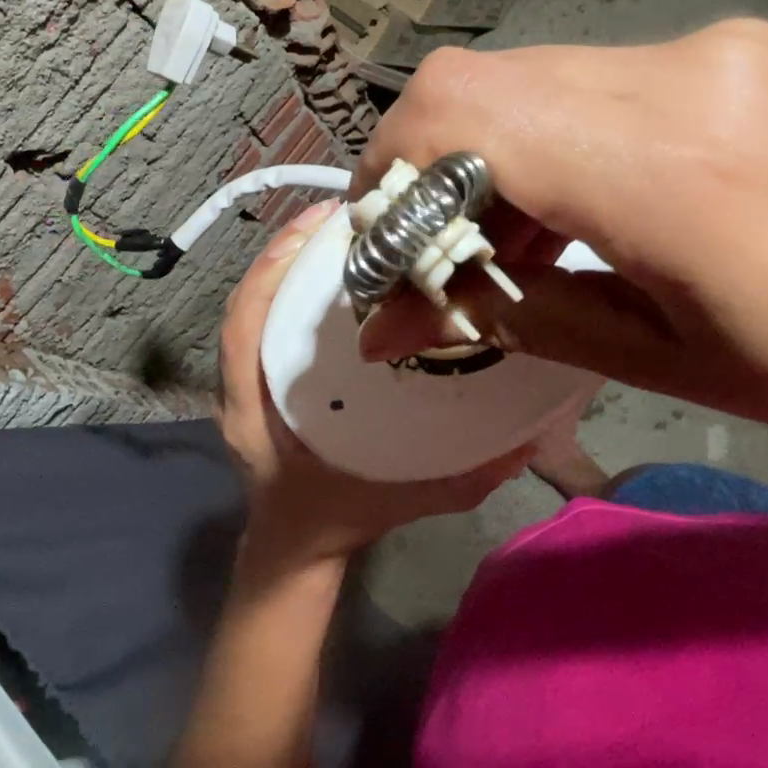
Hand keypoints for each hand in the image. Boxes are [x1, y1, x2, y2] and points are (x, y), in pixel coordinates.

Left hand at [217, 200, 530, 572]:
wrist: (294, 552)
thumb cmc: (336, 523)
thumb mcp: (403, 502)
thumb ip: (461, 478)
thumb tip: (525, 441)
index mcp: (257, 411)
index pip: (245, 325)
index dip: (272, 270)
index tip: (317, 228)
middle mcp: (241, 390)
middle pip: (246, 304)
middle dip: (285, 252)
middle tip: (337, 216)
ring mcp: (243, 385)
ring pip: (250, 311)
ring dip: (284, 266)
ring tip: (331, 232)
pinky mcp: (255, 383)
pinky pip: (260, 326)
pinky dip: (284, 291)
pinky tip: (325, 276)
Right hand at [355, 19, 767, 463]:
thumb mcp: (666, 364)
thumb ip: (518, 316)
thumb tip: (393, 319)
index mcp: (669, 170)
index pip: (460, 115)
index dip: (387, 175)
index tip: (378, 249)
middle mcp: (680, 74)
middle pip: (479, 81)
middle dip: (424, 170)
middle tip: (429, 255)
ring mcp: (710, 49)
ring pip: (531, 78)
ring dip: (487, 157)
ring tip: (502, 247)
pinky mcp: (730, 49)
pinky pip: (592, 81)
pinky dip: (549, 141)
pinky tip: (573, 208)